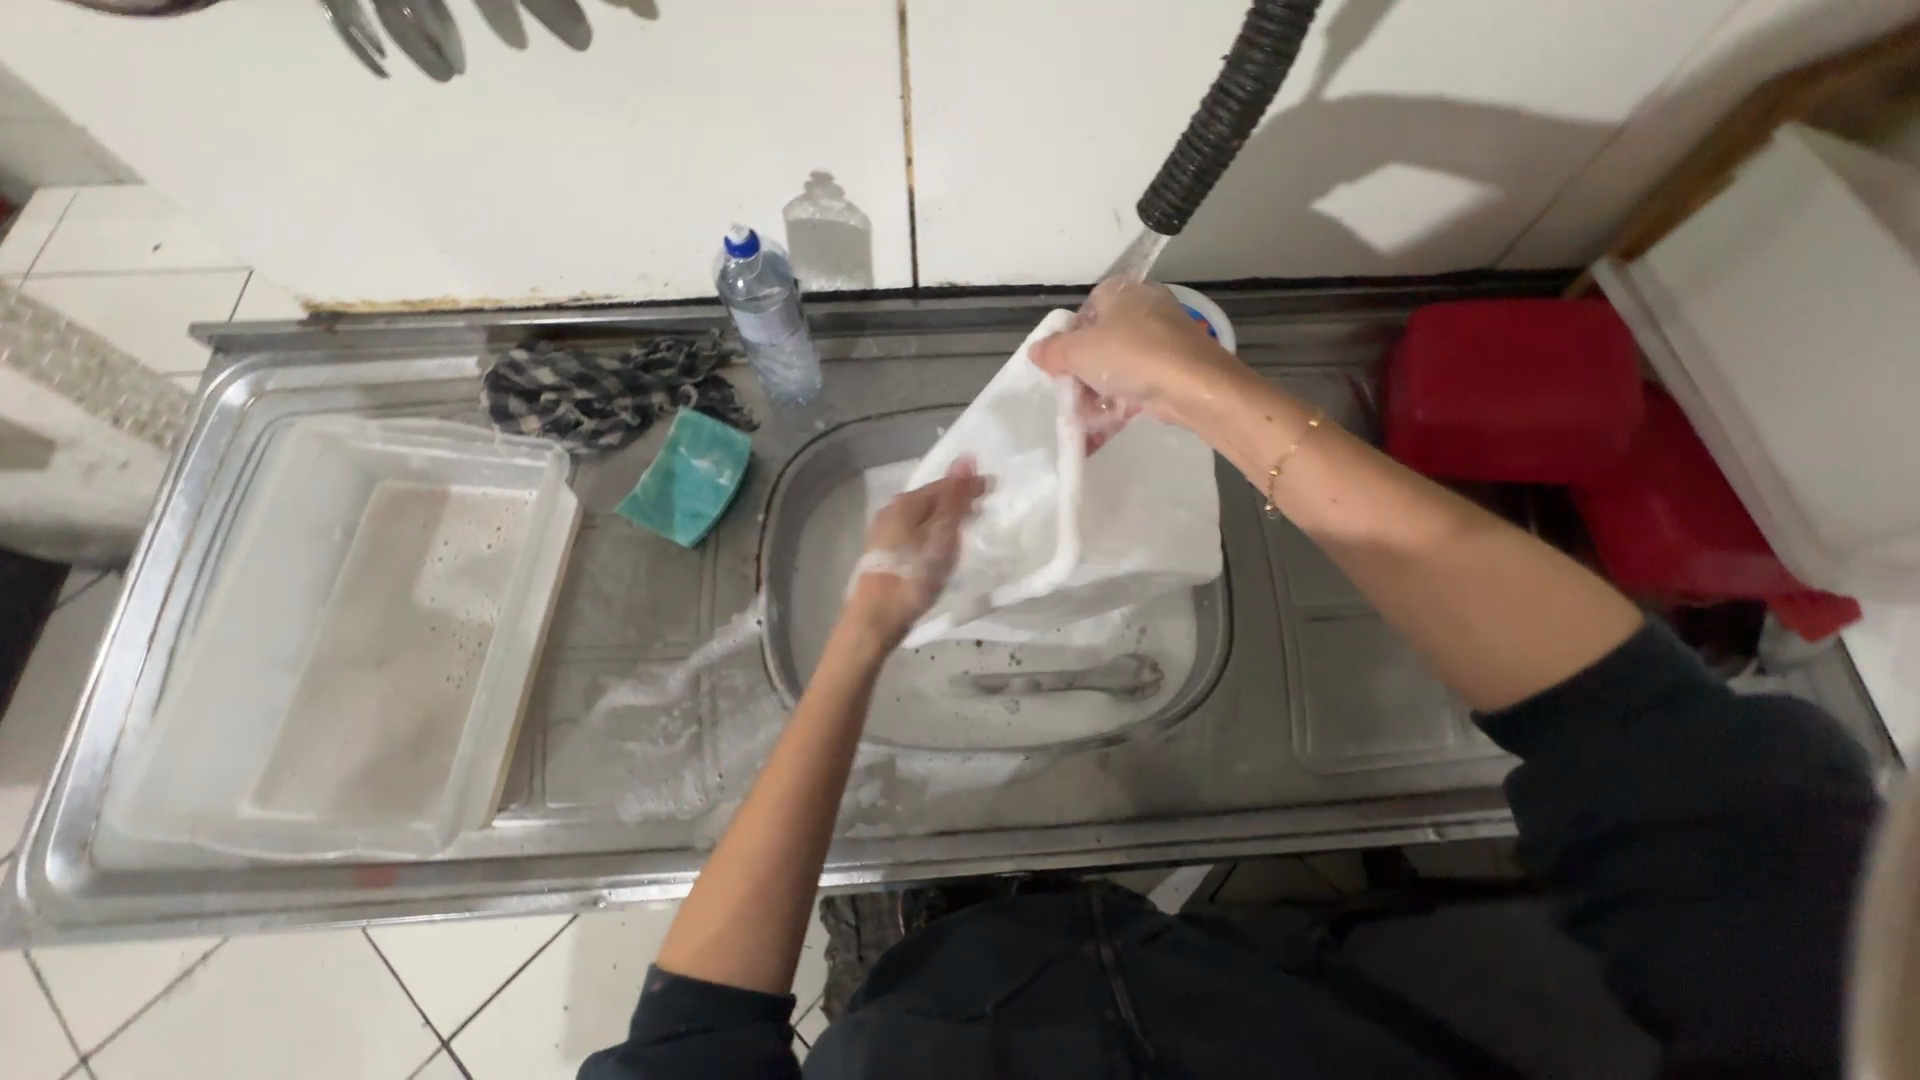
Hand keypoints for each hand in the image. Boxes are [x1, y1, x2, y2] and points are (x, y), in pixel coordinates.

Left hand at [842, 459, 988, 647]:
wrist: (877, 618)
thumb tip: (966, 457)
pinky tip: (940, 545)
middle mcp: (890, 512)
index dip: (968, 484)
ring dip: (945, 517)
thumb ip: (954, 498)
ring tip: (966, 525)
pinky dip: (932, 533)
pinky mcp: (883, 555)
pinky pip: (914, 533)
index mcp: (904, 503)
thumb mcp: (942, 535)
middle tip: (983, 506)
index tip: (993, 487)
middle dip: (956, 500)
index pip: (943, 485)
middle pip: (930, 500)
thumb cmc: (913, 575)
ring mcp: (884, 534)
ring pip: (921, 517)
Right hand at [1029, 279, 1251, 440]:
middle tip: (1070, 397)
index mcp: (1122, 292)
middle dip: (1081, 375)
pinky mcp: (1172, 370)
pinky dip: (1118, 406)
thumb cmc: (1130, 355)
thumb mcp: (1079, 352)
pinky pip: (1136, 387)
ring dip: (1096, 396)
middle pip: (1100, 343)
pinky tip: (1100, 431)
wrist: (1193, 385)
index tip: (1060, 366)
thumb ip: (1052, 351)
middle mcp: (1144, 309)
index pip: (1086, 310)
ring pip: (1118, 368)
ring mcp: (1162, 341)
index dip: (1069, 340)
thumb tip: (1036, 351)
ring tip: (1081, 422)